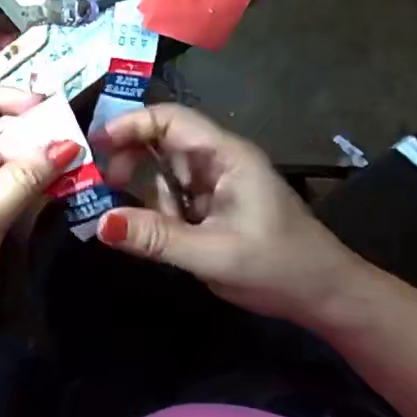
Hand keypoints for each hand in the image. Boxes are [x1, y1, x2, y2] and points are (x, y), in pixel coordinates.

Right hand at [94, 104, 366, 324]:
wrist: (322, 296)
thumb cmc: (278, 266)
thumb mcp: (213, 254)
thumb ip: (156, 238)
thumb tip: (99, 223)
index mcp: (226, 156)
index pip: (171, 119)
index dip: (131, 124)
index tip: (95, 144)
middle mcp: (217, 162)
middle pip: (161, 142)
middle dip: (128, 159)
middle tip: (101, 186)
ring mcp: (213, 186)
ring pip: (161, 174)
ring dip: (140, 193)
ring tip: (128, 223)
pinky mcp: (209, 209)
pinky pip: (169, 200)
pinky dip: (152, 212)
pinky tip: (146, 235)